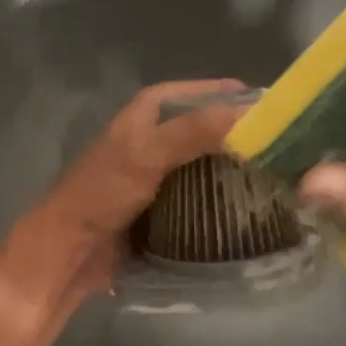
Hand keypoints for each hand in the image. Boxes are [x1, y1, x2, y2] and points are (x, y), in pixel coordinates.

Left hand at [0, 80, 246, 345]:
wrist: (70, 253)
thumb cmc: (102, 193)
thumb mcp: (146, 155)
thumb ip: (192, 131)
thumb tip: (246, 111)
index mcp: (139, 120)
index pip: (183, 94)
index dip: (215, 92)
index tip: (255, 99)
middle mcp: (147, 145)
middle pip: (197, 131)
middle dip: (231, 135)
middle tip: (275, 142)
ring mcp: (153, 180)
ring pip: (199, 167)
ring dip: (228, 171)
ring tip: (271, 173)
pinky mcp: (159, 212)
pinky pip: (196, 200)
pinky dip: (217, 201)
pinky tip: (246, 206)